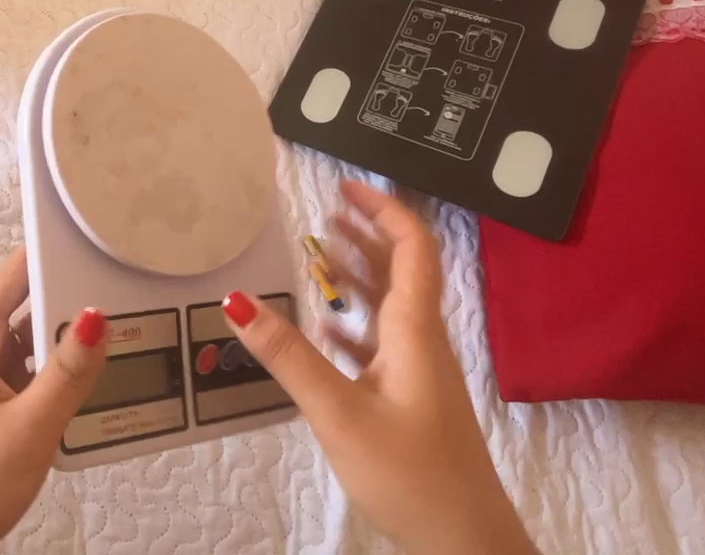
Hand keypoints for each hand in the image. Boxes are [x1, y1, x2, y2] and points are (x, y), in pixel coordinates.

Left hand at [0, 247, 107, 554]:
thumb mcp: (24, 429)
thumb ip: (65, 376)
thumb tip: (96, 318)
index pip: (12, 276)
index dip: (45, 249)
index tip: (87, 232)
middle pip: (29, 308)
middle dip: (69, 295)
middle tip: (119, 282)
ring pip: (36, 347)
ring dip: (69, 340)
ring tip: (119, 326)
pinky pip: (38, 380)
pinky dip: (64, 376)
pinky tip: (97, 382)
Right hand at [223, 181, 533, 554]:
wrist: (469, 549)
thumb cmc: (413, 476)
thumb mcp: (340, 412)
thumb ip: (288, 356)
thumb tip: (236, 300)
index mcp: (413, 330)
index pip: (412, 248)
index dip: (383, 210)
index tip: (344, 186)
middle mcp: (420, 340)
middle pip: (400, 269)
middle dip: (366, 233)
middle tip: (325, 209)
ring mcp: (418, 371)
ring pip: (388, 305)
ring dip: (358, 274)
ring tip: (318, 254)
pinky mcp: (410, 398)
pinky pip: (381, 342)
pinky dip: (353, 323)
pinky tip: (325, 327)